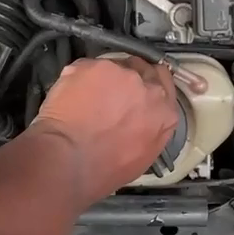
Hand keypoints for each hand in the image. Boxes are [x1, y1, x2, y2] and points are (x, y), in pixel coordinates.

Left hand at [27, 55, 179, 203]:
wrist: (69, 159)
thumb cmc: (102, 168)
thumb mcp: (143, 156)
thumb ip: (151, 128)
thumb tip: (143, 120)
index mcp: (164, 112)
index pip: (163, 82)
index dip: (148, 83)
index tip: (138, 86)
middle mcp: (146, 87)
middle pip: (140, 68)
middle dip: (127, 78)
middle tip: (110, 93)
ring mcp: (120, 73)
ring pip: (113, 66)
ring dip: (103, 78)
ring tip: (87, 101)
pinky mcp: (93, 66)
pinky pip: (87, 67)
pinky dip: (80, 78)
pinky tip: (74, 98)